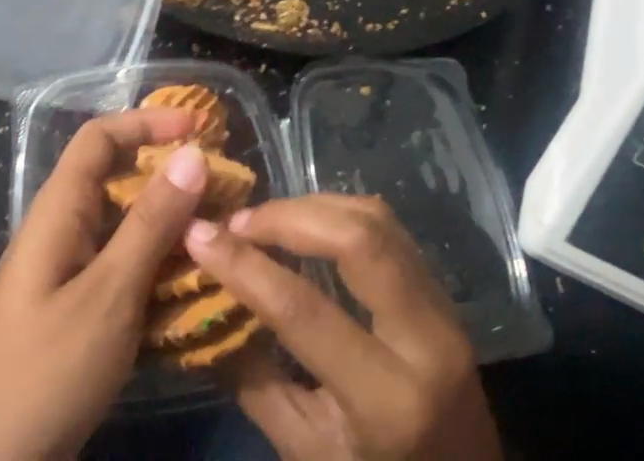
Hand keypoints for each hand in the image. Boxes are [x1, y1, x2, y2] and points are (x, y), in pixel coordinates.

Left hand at [0, 107, 208, 460]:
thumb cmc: (45, 369)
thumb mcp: (108, 295)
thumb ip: (150, 225)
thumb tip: (192, 154)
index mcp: (59, 213)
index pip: (99, 139)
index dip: (147, 123)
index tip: (202, 130)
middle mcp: (63, 232)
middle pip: (118, 181)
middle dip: (172, 178)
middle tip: (229, 191)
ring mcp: (69, 273)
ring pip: (127, 229)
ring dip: (174, 227)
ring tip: (227, 237)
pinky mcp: (79, 310)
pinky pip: (126, 270)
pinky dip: (163, 269)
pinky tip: (201, 287)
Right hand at [184, 195, 504, 460]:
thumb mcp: (305, 448)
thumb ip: (254, 379)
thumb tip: (205, 304)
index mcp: (388, 399)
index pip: (304, 310)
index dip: (244, 265)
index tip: (198, 234)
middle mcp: (427, 341)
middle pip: (361, 240)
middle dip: (289, 217)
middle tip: (237, 222)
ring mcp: (445, 310)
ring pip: (379, 222)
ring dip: (314, 207)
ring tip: (264, 219)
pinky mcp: (445, 293)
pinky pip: (392, 231)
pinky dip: (340, 214)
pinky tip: (305, 222)